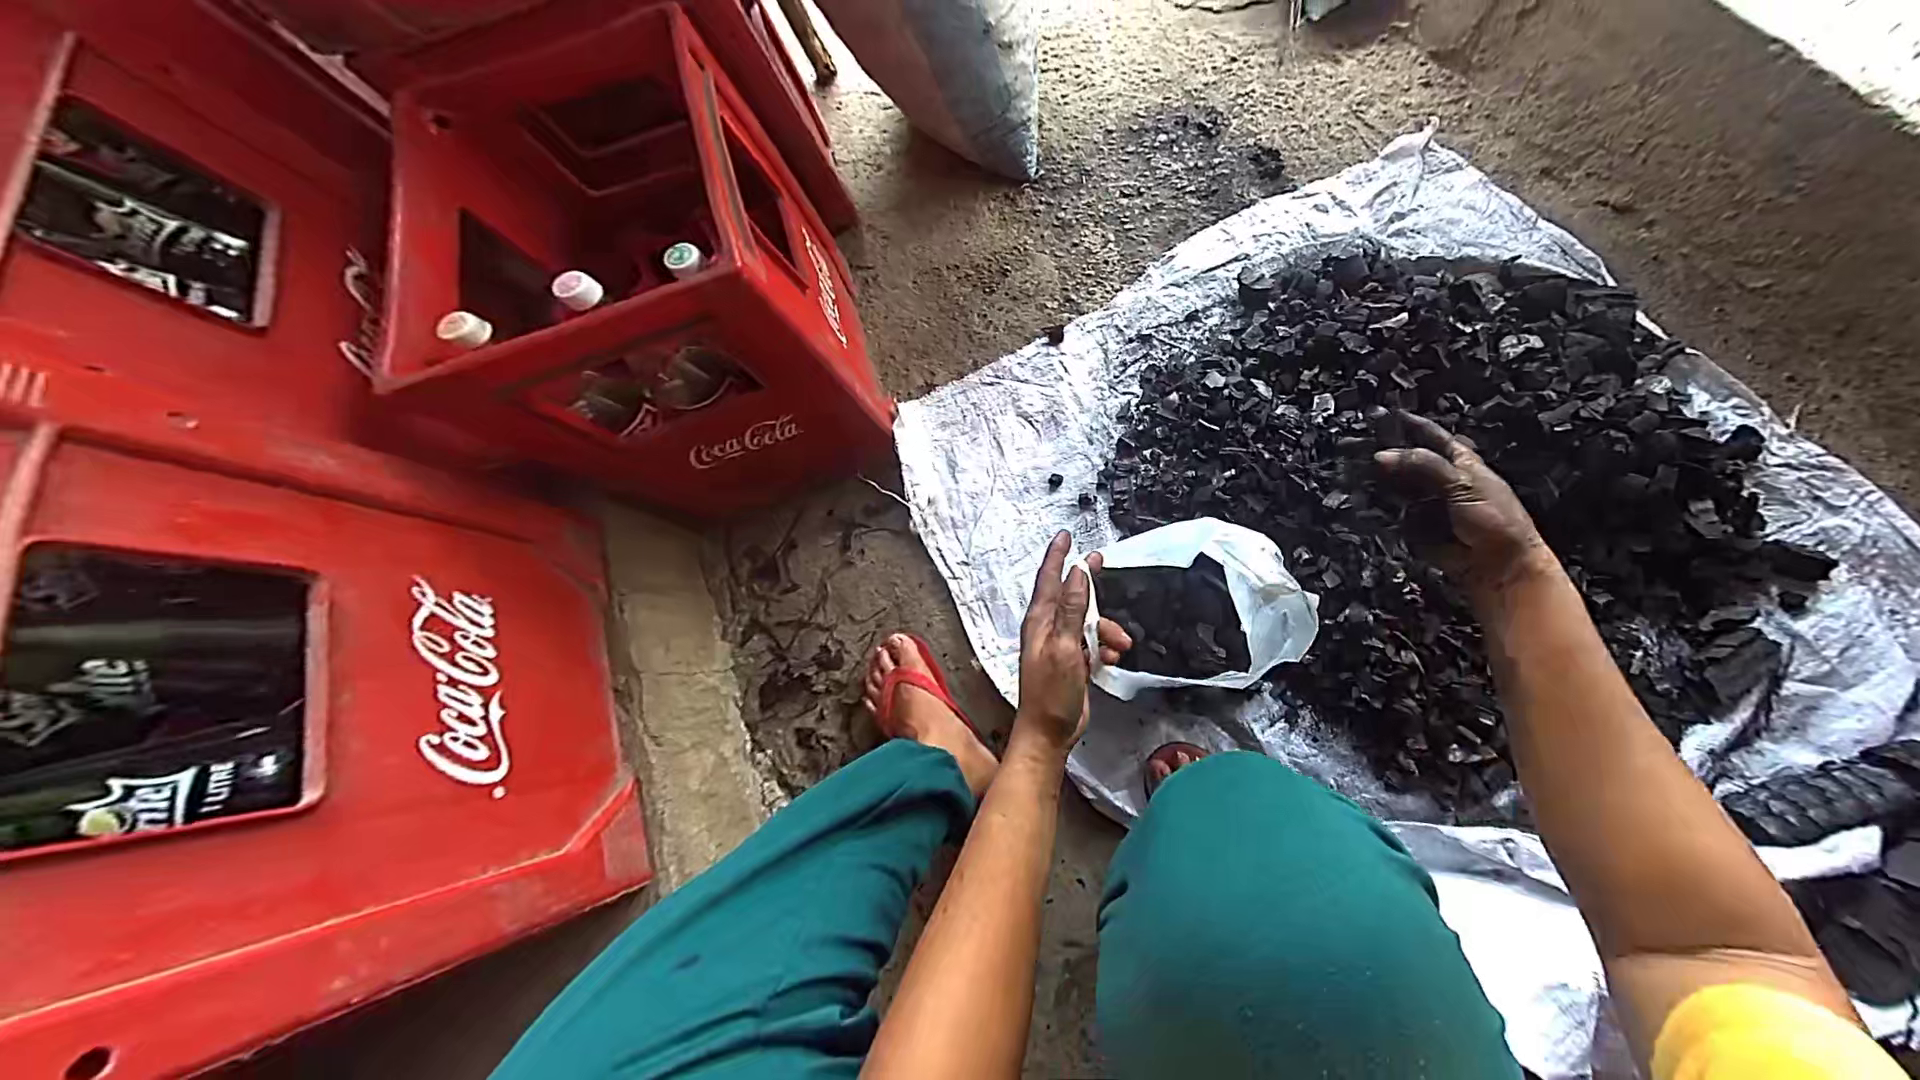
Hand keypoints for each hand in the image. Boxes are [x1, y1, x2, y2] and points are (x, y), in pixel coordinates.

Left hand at [1015, 533, 1123, 754]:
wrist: (1050, 731)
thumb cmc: (1051, 692)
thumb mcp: (1064, 646)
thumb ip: (1070, 609)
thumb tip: (1077, 574)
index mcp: (1039, 621)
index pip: (1048, 579)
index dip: (1057, 556)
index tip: (1065, 535)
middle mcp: (1047, 628)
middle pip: (1070, 595)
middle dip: (1089, 585)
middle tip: (1102, 563)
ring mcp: (1060, 645)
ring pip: (1088, 621)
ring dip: (1107, 629)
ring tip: (1119, 645)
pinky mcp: (1073, 660)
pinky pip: (1093, 643)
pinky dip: (1105, 647)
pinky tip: (1111, 659)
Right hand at [1373, 410, 1555, 596]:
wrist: (1498, 566)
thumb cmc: (1496, 521)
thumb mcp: (1463, 483)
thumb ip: (1423, 465)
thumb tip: (1382, 455)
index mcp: (1460, 462)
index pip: (1431, 436)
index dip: (1409, 425)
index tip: (1383, 416)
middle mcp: (1440, 480)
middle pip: (1406, 461)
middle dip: (1384, 456)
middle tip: (1357, 450)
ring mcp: (1426, 504)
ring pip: (1395, 487)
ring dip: (1378, 483)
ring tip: (1355, 475)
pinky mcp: (1414, 526)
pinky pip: (1390, 513)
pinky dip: (1379, 509)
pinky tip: (1365, 501)